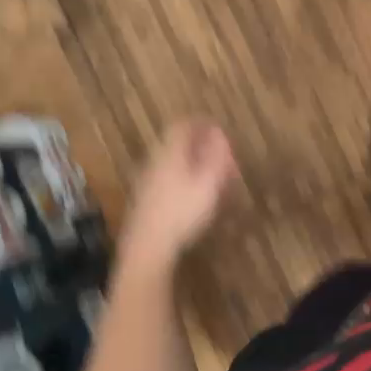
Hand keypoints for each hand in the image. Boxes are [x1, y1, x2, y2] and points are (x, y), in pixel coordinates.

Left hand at [118, 121, 238, 269]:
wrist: (147, 248)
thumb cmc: (183, 212)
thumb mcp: (208, 183)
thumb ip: (216, 156)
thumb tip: (219, 134)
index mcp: (170, 154)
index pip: (182, 126)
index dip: (201, 123)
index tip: (219, 128)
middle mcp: (155, 162)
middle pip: (178, 144)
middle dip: (202, 146)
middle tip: (224, 158)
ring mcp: (147, 181)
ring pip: (174, 162)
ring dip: (196, 164)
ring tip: (217, 179)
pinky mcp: (145, 199)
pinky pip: (169, 178)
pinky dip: (187, 178)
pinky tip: (198, 197)